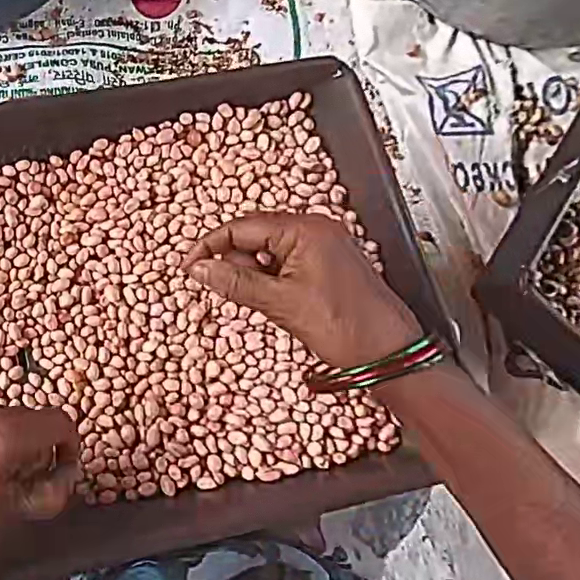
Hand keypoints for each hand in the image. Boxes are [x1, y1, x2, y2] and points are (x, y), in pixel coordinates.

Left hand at [0, 401, 80, 567]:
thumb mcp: (14, 512)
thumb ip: (52, 491)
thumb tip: (67, 476)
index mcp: (8, 433)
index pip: (61, 422)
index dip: (71, 448)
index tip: (64, 472)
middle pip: (40, 420)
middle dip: (47, 451)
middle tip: (39, 486)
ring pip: (18, 423)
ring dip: (26, 449)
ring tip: (11, 486)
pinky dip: (4, 446)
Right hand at [182, 212, 420, 367]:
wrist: (390, 352)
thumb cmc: (345, 326)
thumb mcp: (279, 304)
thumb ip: (234, 282)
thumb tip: (199, 268)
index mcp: (304, 230)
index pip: (240, 227)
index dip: (209, 247)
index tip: (189, 267)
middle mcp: (314, 229)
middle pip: (251, 235)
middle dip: (233, 261)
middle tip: (228, 290)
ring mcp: (321, 244)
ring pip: (265, 250)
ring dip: (252, 273)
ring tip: (264, 300)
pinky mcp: (323, 261)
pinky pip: (282, 261)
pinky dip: (268, 278)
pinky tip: (274, 299)